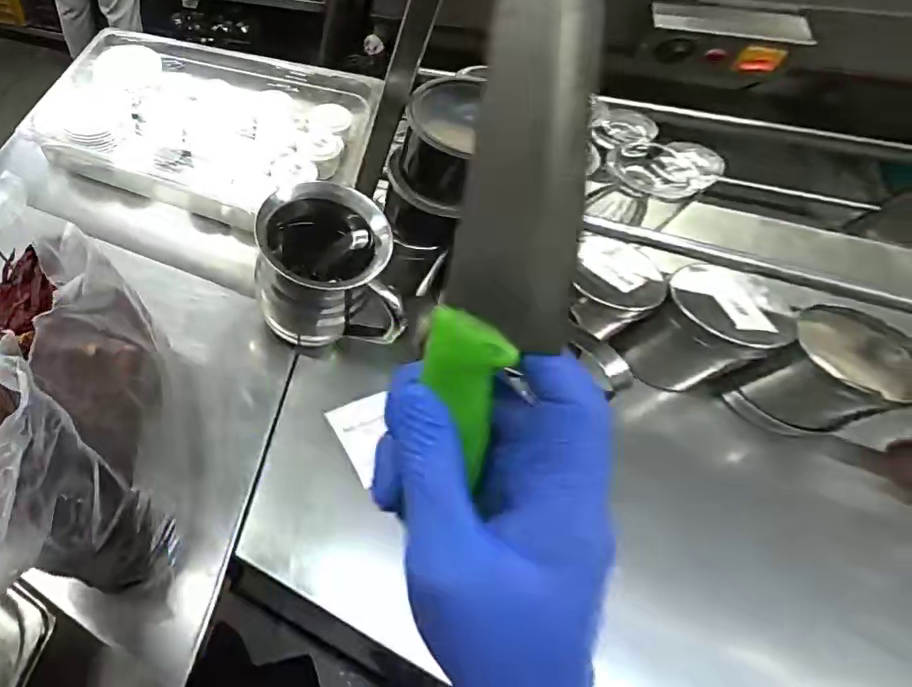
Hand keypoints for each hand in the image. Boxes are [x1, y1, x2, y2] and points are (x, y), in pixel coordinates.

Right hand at [372, 355, 613, 686]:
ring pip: (468, 438)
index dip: (538, 358)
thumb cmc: (493, 632)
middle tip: (395, 421)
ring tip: (390, 487)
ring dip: (419, 446)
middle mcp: (548, 491)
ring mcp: (520, 505)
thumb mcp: (447, 544)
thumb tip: (413, 387)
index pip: (574, 408)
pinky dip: (420, 471)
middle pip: (502, 414)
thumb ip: (430, 463)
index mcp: (562, 497)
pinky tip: (397, 499)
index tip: (476, 331)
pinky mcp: (494, 517)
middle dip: (441, 407)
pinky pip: (455, 468)